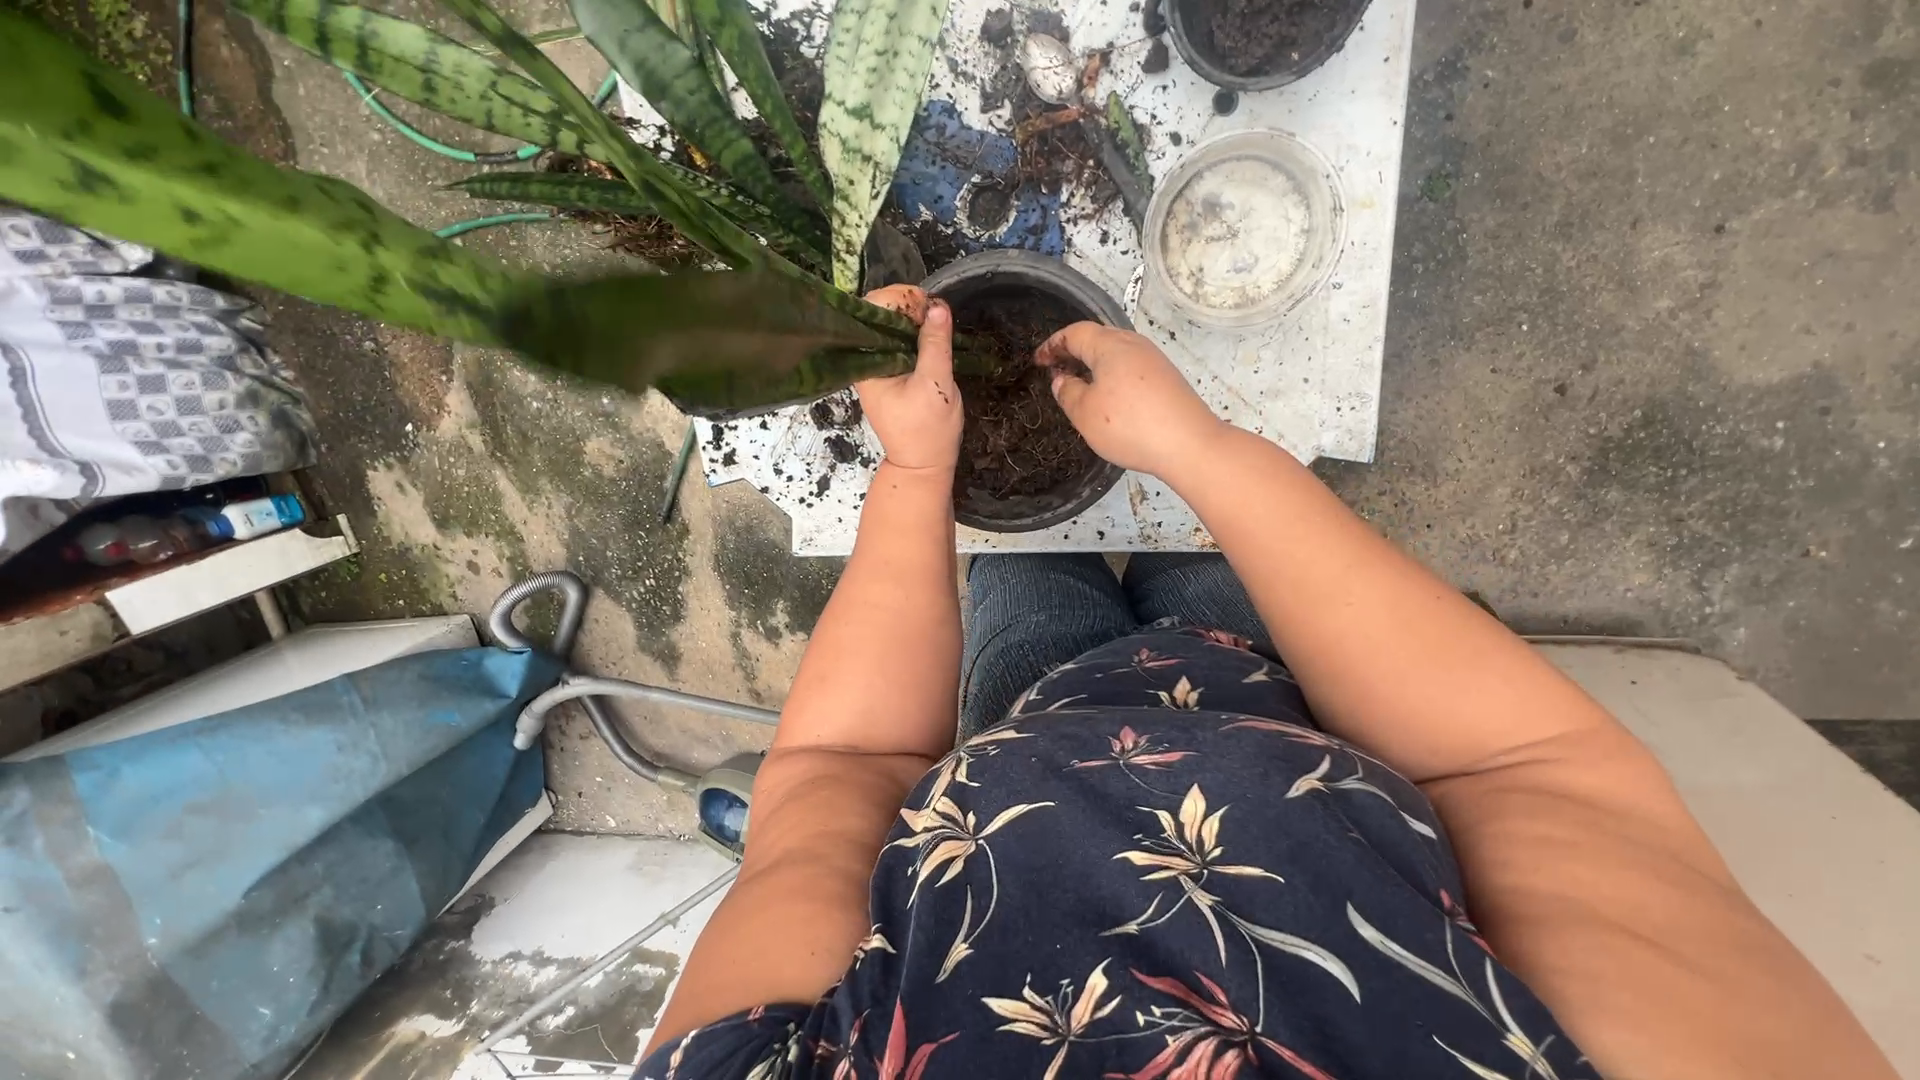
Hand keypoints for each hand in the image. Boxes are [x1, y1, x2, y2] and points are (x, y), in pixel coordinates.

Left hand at [854, 285, 963, 471]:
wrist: (923, 465)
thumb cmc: (927, 432)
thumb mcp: (936, 386)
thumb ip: (935, 345)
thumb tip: (938, 307)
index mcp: (867, 363)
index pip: (872, 311)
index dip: (900, 300)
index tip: (928, 306)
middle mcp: (867, 360)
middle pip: (880, 314)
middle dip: (908, 306)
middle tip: (936, 312)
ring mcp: (878, 365)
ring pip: (891, 326)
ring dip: (915, 318)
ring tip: (937, 322)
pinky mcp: (891, 371)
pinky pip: (899, 341)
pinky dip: (916, 333)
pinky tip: (933, 336)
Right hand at [1035, 322, 1225, 476]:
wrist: (1189, 444)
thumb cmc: (1130, 426)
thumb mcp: (1085, 413)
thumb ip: (1067, 392)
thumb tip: (1061, 380)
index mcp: (1110, 346)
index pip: (1075, 332)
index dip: (1053, 344)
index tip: (1039, 360)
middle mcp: (1134, 345)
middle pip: (1098, 337)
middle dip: (1074, 350)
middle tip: (1056, 369)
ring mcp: (1154, 360)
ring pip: (1116, 352)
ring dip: (1094, 363)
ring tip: (1079, 384)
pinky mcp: (1166, 378)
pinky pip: (1131, 367)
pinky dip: (1112, 374)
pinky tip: (1109, 398)